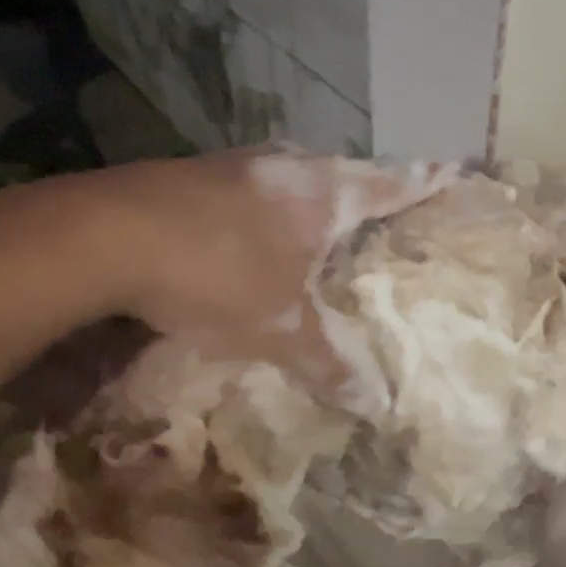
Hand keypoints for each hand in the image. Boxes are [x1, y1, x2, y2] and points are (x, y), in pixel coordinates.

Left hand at [90, 143, 459, 412]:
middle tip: (374, 209)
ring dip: (301, 197)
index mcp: (323, 193)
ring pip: (285, 177)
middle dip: (358, 190)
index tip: (452, 170)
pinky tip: (241, 233)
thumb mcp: (280, 330)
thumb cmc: (219, 276)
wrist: (113, 235)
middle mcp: (284, 165)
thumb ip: (329, 362)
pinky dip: (255, 211)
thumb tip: (376, 402)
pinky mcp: (187, 175)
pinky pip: (242, 190)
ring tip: (310, 222)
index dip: (424, 182)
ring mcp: (232, 164)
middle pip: (337, 171)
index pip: (389, 184)